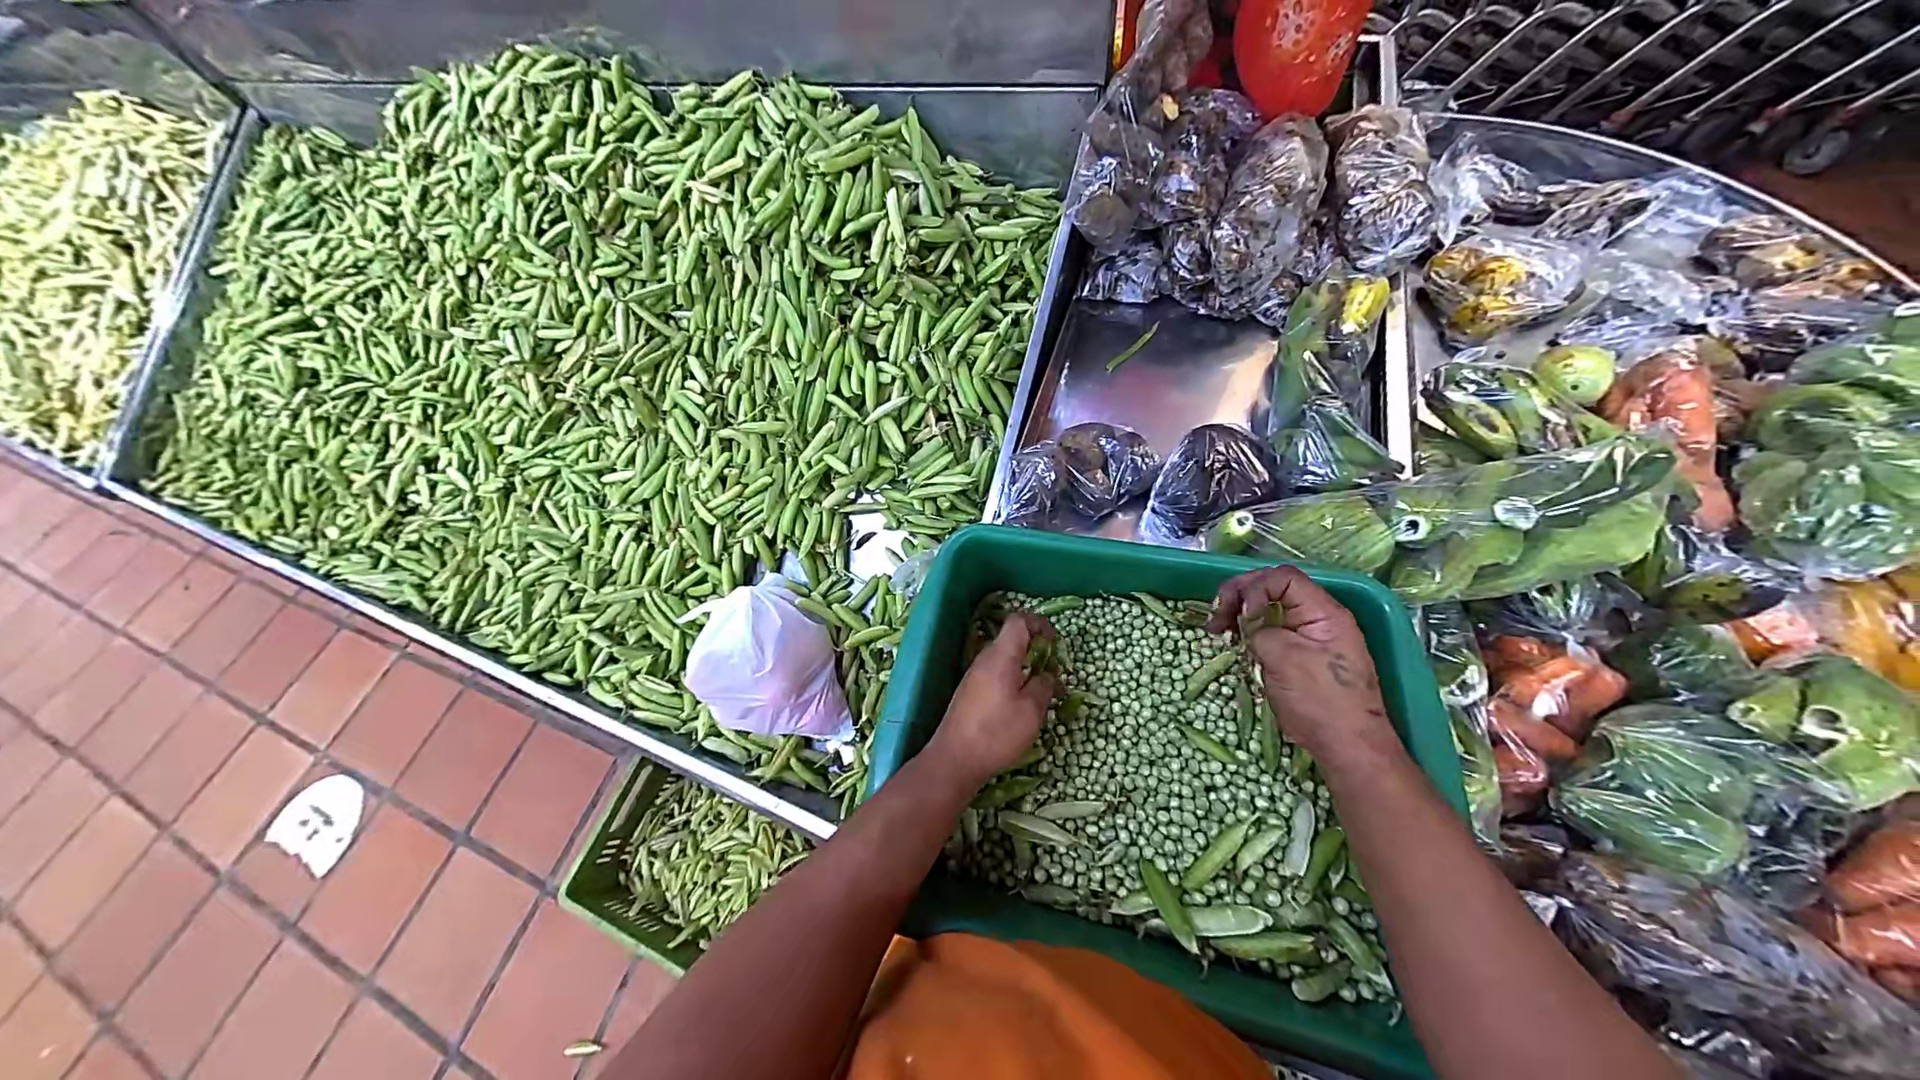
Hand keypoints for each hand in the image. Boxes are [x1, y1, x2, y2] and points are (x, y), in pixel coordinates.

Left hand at [925, 613, 1056, 792]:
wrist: (955, 759)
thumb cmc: (997, 732)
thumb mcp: (1031, 710)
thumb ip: (1043, 686)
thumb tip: (1047, 674)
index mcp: (1000, 656)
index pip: (1018, 621)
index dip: (1039, 624)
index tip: (1055, 642)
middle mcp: (984, 660)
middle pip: (1011, 639)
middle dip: (1035, 648)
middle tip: (1052, 669)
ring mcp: (974, 676)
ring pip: (1003, 658)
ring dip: (1024, 666)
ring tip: (1040, 689)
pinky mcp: (970, 692)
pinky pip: (995, 674)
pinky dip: (1012, 679)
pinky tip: (1020, 703)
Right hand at [1207, 565, 1394, 763]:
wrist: (1348, 746)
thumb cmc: (1320, 701)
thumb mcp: (1284, 658)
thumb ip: (1260, 630)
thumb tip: (1246, 623)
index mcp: (1323, 613)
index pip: (1282, 578)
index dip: (1254, 588)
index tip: (1240, 615)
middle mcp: (1318, 618)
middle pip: (1273, 589)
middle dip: (1239, 597)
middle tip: (1215, 618)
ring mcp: (1310, 637)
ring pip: (1269, 610)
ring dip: (1240, 614)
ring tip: (1218, 630)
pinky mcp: (1300, 656)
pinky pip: (1271, 631)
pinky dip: (1248, 632)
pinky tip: (1233, 642)